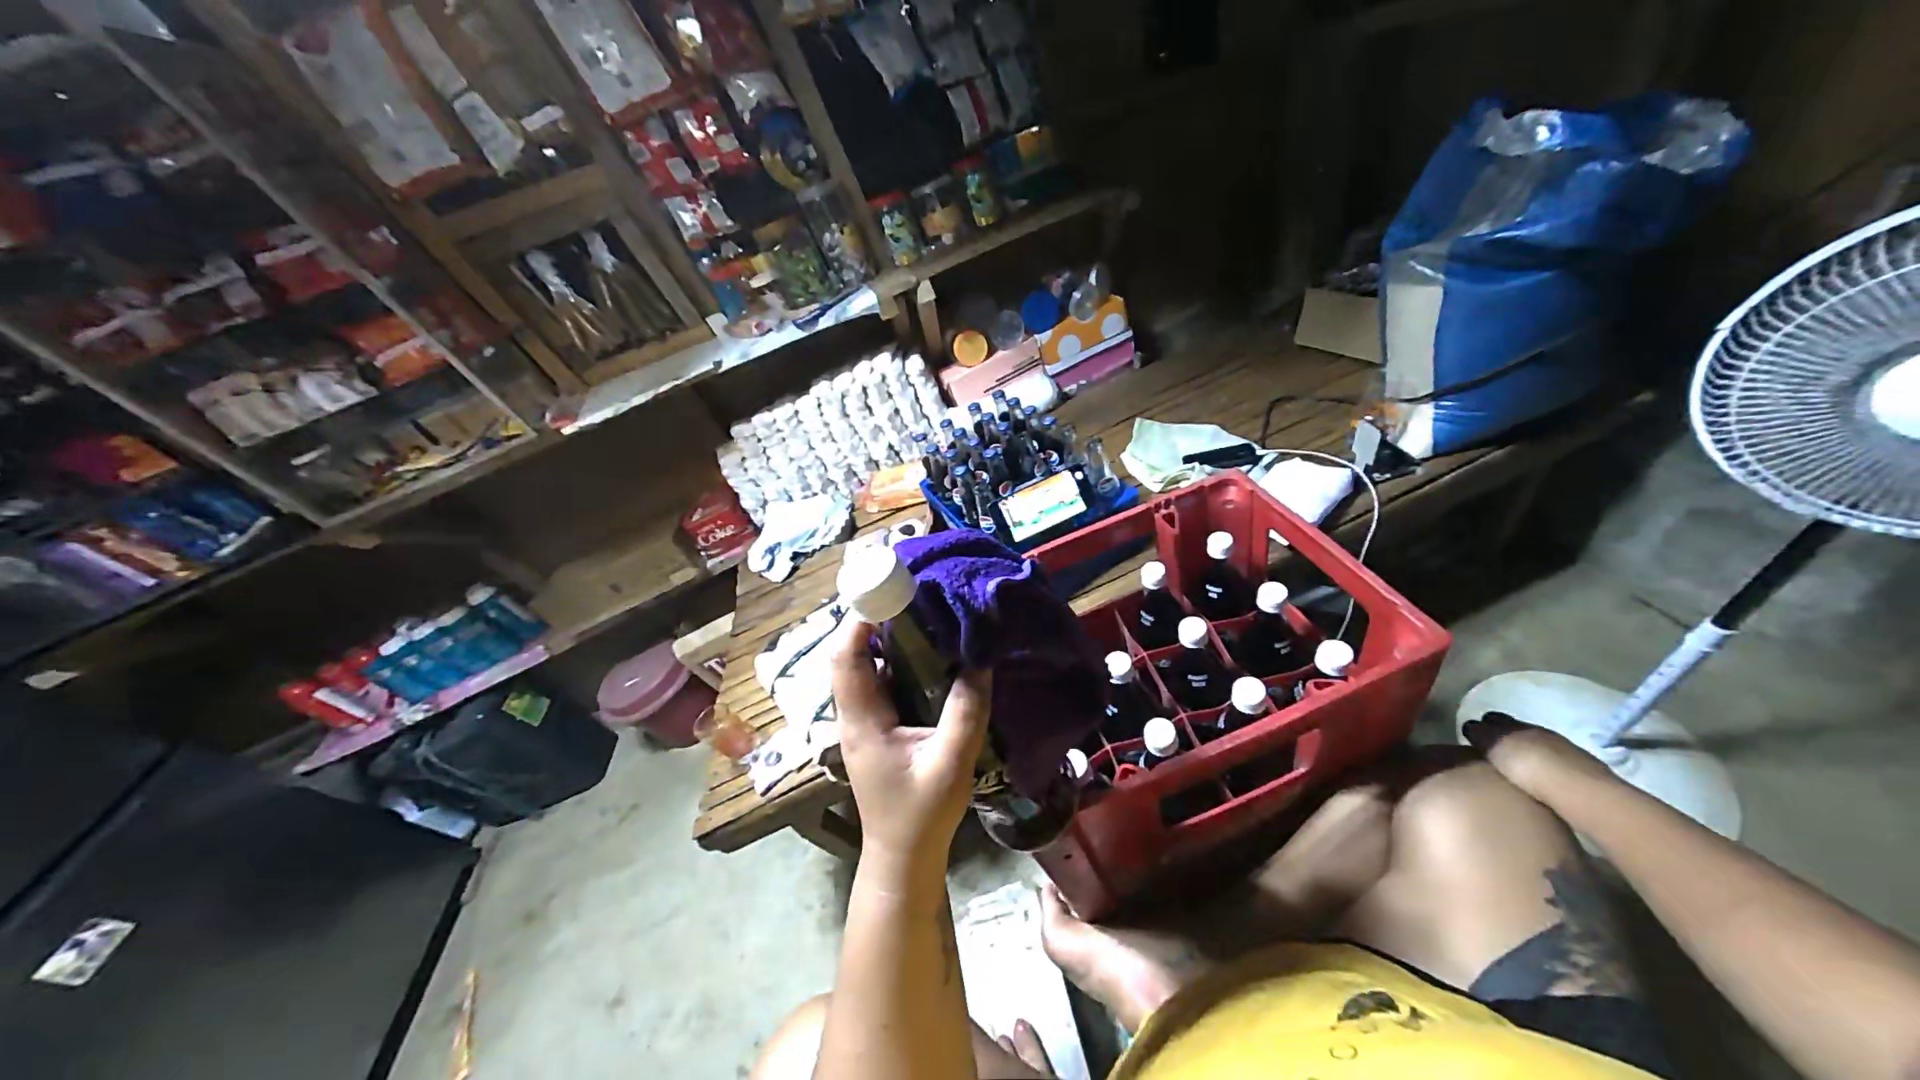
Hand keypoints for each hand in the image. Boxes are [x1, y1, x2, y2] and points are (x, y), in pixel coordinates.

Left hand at [830, 618, 991, 876]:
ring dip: (883, 639)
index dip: (860, 619)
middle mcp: (853, 714)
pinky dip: (893, 660)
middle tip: (911, 597)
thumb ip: (966, 712)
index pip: (845, 655)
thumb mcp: (950, 762)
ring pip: (862, 666)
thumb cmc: (921, 814)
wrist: (902, 857)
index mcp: (861, 718)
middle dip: (874, 620)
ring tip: (920, 615)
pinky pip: (876, 682)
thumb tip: (980, 661)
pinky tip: (923, 654)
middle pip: (850, 654)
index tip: (892, 592)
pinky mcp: (874, 729)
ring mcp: (861, 722)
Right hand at [1462, 711, 1618, 803]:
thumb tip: (1471, 726)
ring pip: (1538, 745)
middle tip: (1493, 753)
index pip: (1493, 718)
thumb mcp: (1491, 746)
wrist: (1578, 788)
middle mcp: (1539, 730)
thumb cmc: (1525, 766)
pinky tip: (1540, 780)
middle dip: (1506, 737)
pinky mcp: (1583, 768)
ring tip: (1516, 769)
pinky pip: (1556, 762)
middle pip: (1517, 729)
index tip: (1474, 737)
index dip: (1483, 726)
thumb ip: (1479, 734)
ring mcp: (1564, 748)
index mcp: (1513, 724)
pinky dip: (1546, 767)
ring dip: (1528, 753)